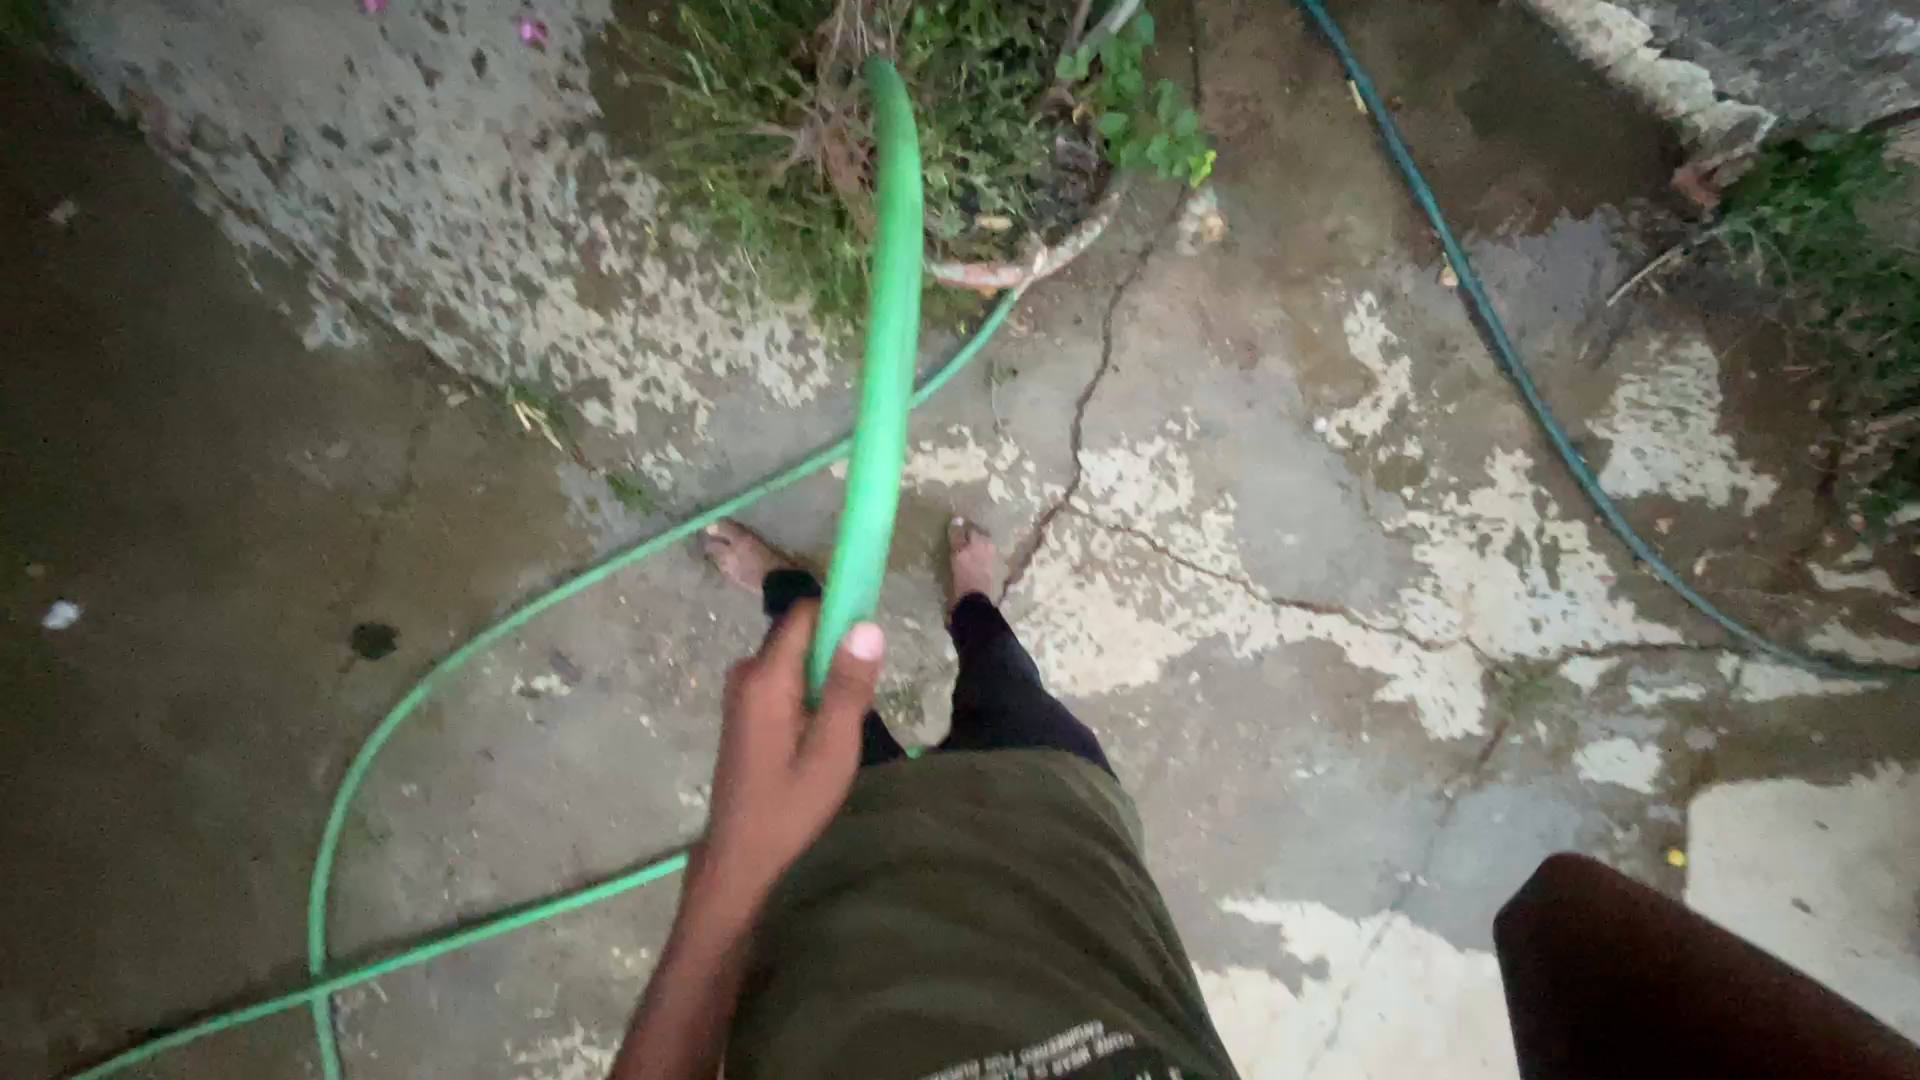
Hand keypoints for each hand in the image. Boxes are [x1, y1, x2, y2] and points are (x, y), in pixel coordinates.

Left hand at [701, 601, 883, 897]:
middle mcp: (747, 672)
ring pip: (795, 657)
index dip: (840, 612)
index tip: (871, 638)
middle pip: (800, 634)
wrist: (740, 856)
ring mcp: (741, 690)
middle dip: (836, 651)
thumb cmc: (789, 806)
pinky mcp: (744, 707)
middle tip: (859, 697)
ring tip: (840, 722)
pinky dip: (808, 690)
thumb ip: (849, 686)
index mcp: (766, 677)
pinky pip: (785, 677)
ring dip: (824, 675)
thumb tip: (868, 624)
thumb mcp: (832, 750)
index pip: (805, 613)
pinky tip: (819, 732)